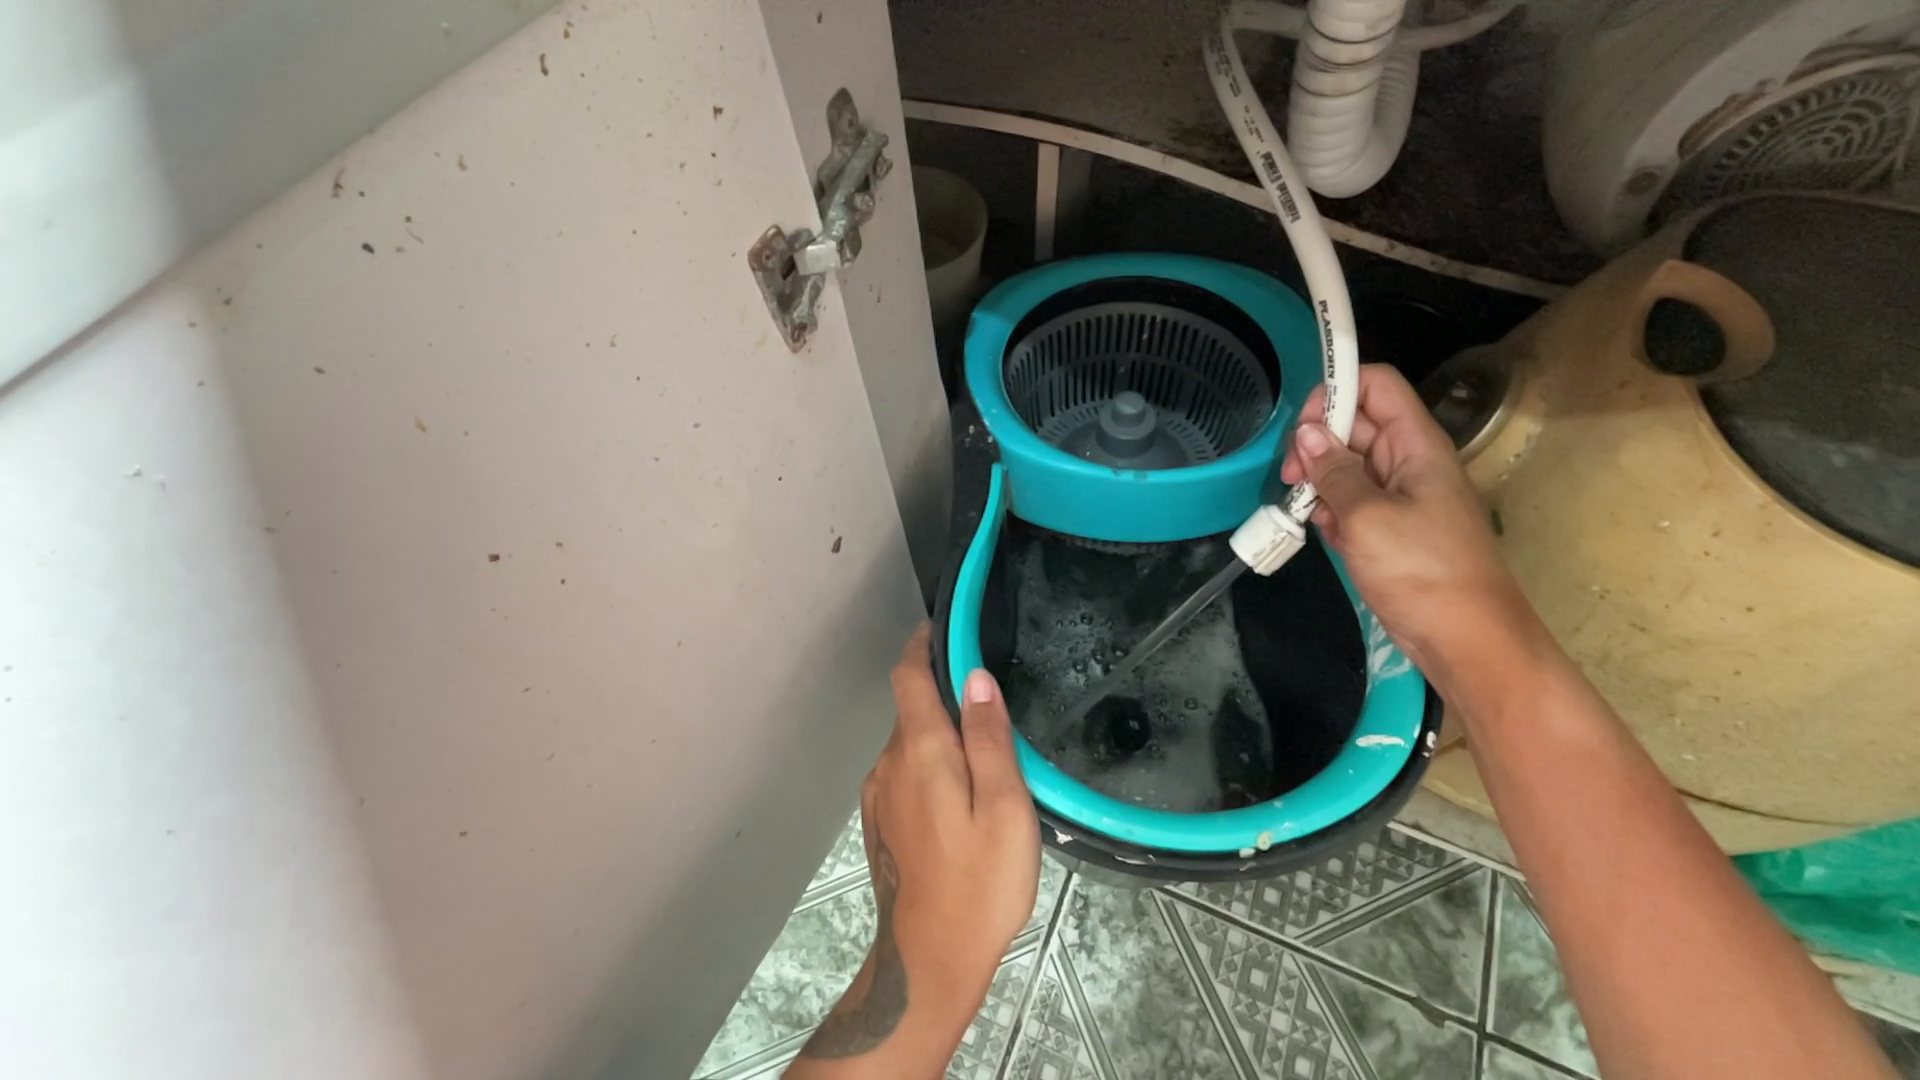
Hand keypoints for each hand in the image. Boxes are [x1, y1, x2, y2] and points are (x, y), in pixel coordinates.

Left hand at [793, 626, 1038, 1070]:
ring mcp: (879, 794)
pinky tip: (963, 795)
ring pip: (911, 743)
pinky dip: (932, 765)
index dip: (925, 644)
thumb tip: (975, 676)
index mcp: (920, 750)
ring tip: (987, 757)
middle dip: (946, 695)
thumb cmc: (979, 882)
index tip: (950, 629)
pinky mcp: (881, 821)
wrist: (928, 960)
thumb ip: (989, 737)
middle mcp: (889, 762)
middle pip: (913, 708)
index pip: (909, 675)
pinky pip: (907, 772)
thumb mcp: (1004, 807)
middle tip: (996, 707)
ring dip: (942, 736)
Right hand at [1278, 364, 1531, 675]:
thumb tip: (1307, 434)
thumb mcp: (1368, 516)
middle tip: (1293, 478)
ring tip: (1306, 510)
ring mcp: (1396, 494)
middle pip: (1353, 423)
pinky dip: (1329, 510)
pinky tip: (1323, 532)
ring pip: (1344, 464)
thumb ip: (1333, 472)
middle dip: (1316, 442)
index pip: (1375, 385)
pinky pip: (1348, 499)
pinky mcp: (1386, 525)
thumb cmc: (1422, 569)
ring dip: (1317, 480)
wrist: (1463, 636)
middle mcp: (1406, 460)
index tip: (1304, 429)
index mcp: (1415, 444)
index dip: (1336, 392)